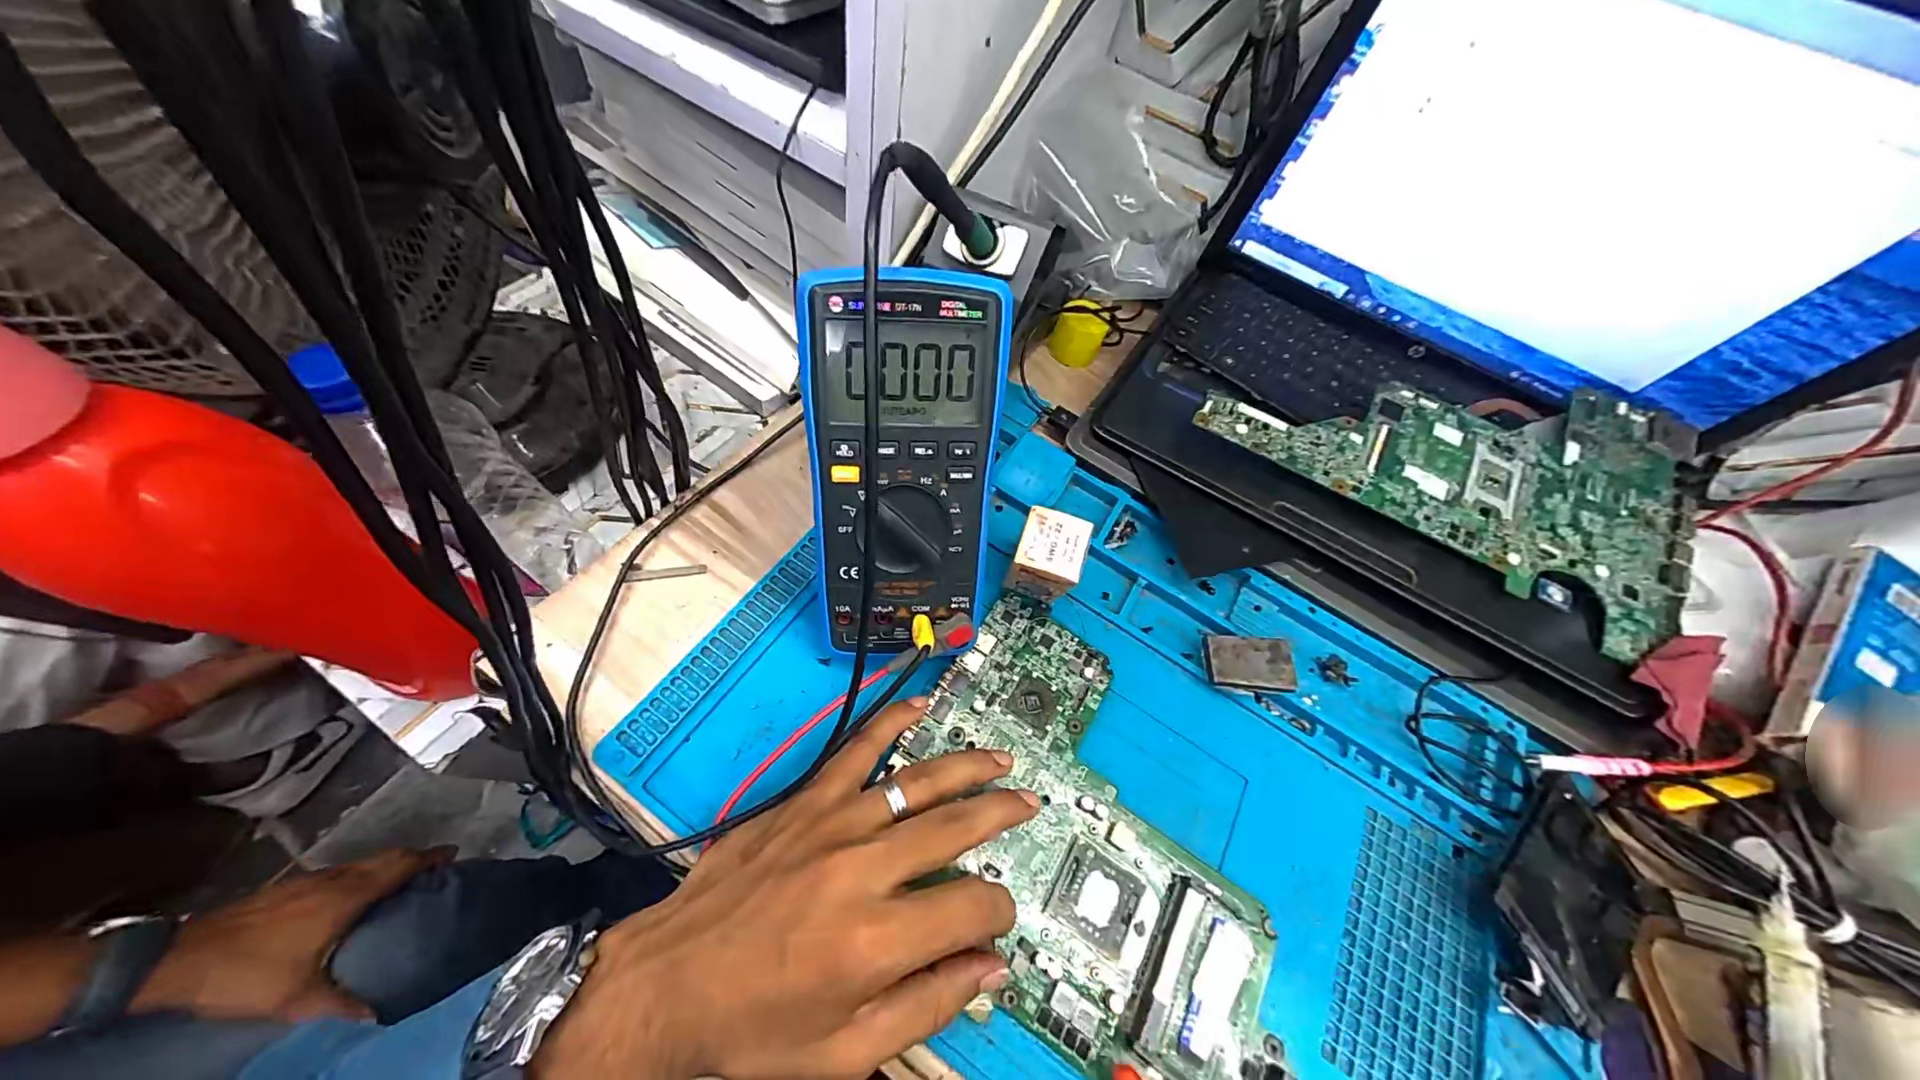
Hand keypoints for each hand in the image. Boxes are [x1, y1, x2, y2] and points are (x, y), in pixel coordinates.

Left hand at [134, 847, 449, 1021]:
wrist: (177, 960)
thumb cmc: (246, 973)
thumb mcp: (295, 998)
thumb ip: (340, 1003)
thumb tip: (377, 1013)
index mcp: (348, 895)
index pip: (401, 865)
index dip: (430, 858)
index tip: (453, 856)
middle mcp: (335, 879)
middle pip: (386, 856)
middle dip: (415, 858)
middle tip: (435, 869)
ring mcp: (309, 880)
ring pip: (363, 861)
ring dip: (387, 864)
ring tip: (400, 882)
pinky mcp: (289, 887)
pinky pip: (342, 870)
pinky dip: (362, 873)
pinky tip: (352, 896)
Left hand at [531, 698, 1036, 1078]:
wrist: (666, 983)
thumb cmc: (754, 1027)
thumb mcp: (845, 1051)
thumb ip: (927, 1006)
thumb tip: (991, 967)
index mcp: (876, 941)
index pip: (972, 907)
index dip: (997, 913)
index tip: (994, 920)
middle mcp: (862, 871)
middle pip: (955, 828)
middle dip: (1001, 815)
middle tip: (1028, 805)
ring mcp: (831, 825)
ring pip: (918, 783)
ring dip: (967, 767)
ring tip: (1000, 761)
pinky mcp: (803, 803)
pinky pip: (855, 751)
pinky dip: (891, 725)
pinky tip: (920, 708)